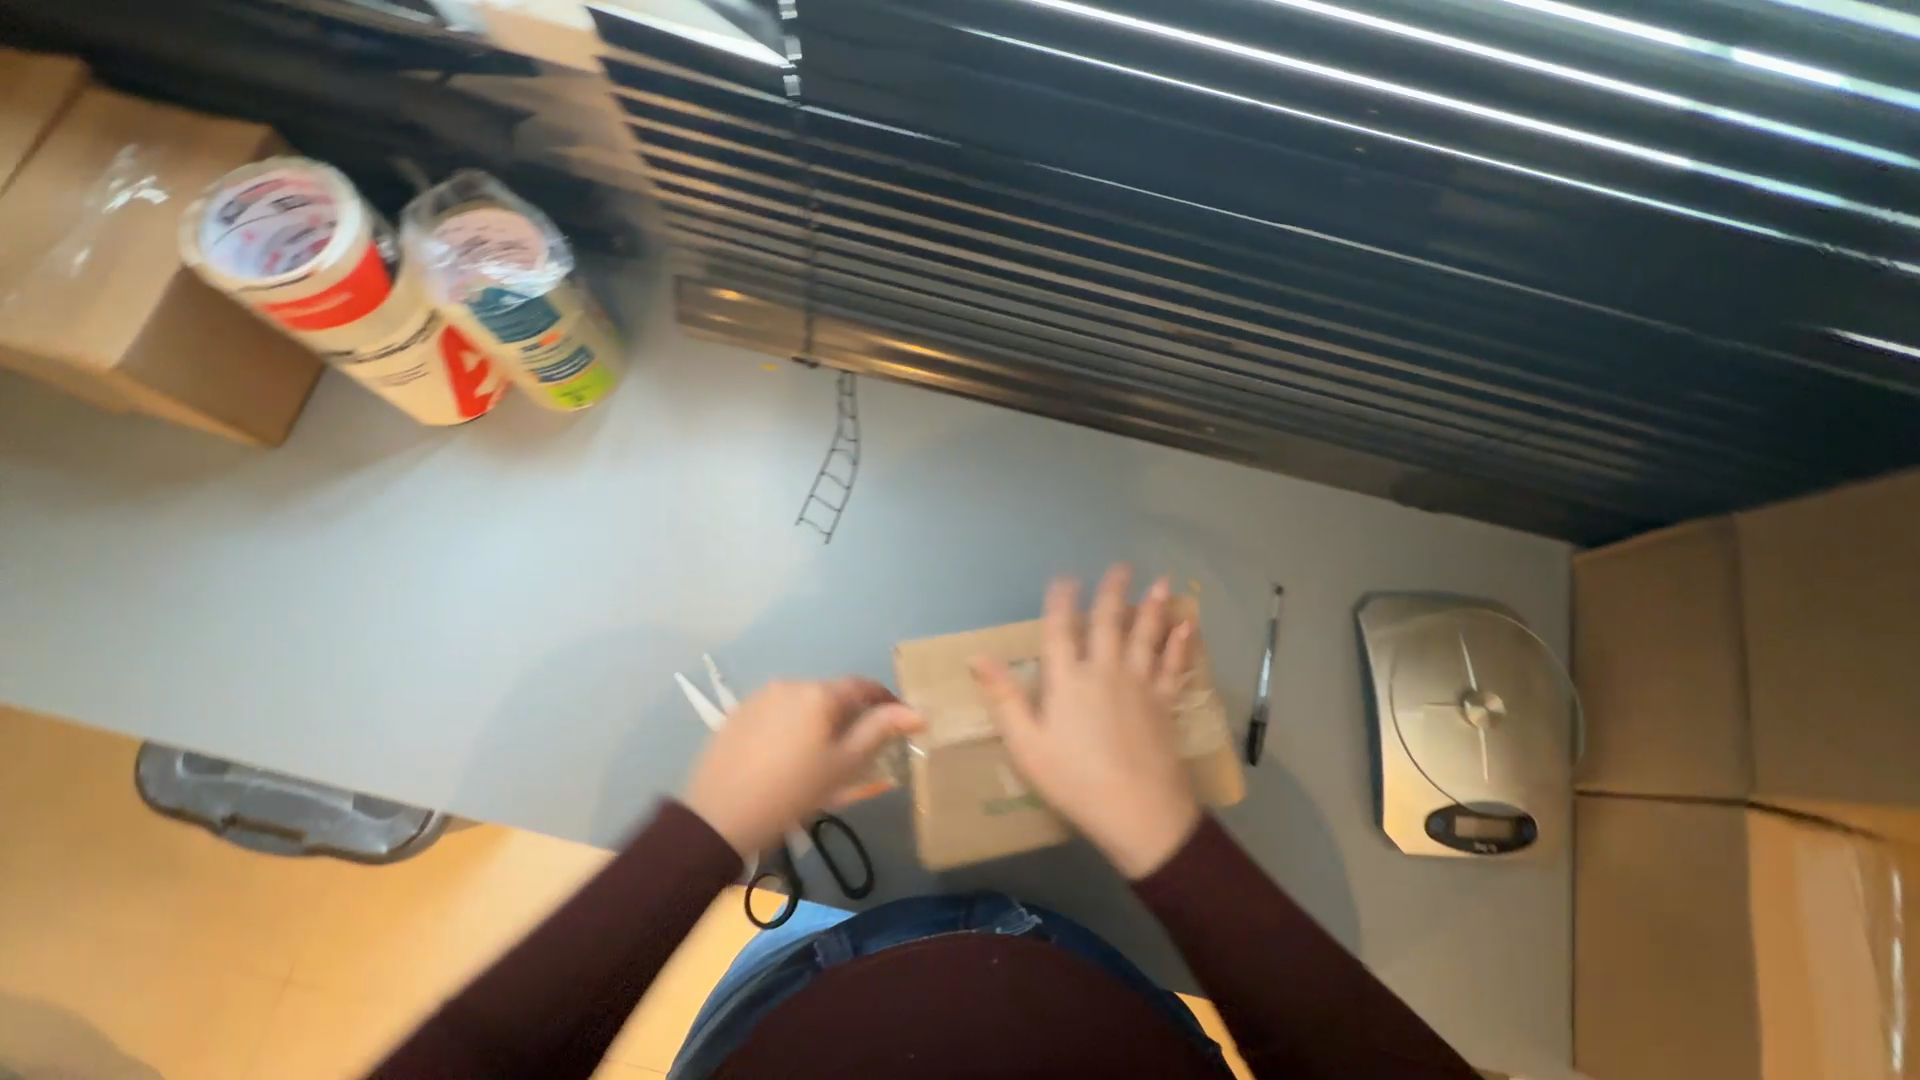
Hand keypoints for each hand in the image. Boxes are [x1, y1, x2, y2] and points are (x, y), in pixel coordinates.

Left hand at [683, 679, 921, 856]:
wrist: (718, 818)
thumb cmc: (792, 793)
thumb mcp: (843, 767)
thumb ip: (880, 732)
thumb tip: (917, 712)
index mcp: (818, 693)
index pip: (863, 686)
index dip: (885, 702)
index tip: (899, 722)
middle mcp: (789, 684)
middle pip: (831, 695)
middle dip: (850, 716)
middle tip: (858, 751)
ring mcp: (759, 698)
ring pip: (803, 704)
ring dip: (819, 722)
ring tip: (821, 758)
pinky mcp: (737, 715)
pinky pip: (776, 714)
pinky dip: (791, 728)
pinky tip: (787, 758)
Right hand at [972, 565, 1201, 878]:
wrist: (1139, 811)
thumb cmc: (1074, 781)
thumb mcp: (1027, 745)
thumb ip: (1004, 698)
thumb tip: (977, 656)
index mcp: (1067, 680)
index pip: (1059, 630)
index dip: (1060, 601)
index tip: (1064, 578)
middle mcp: (1104, 671)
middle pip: (1108, 622)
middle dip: (1112, 591)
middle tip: (1121, 566)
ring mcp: (1139, 684)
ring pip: (1146, 636)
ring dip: (1152, 607)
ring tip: (1160, 582)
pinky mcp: (1164, 702)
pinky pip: (1174, 665)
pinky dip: (1180, 643)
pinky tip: (1188, 626)